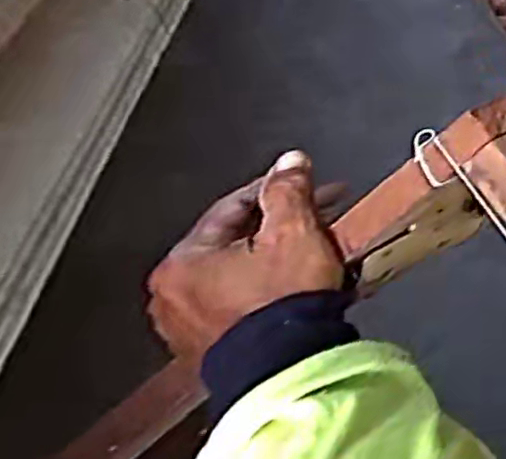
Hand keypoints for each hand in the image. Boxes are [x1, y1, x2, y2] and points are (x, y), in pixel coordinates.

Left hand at [146, 151, 347, 357]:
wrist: (284, 355)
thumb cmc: (285, 293)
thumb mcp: (295, 228)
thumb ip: (289, 189)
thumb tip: (289, 161)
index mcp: (183, 261)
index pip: (234, 206)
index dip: (279, 188)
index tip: (312, 183)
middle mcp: (172, 291)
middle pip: (235, 237)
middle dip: (284, 220)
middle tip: (323, 211)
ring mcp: (186, 319)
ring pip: (238, 266)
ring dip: (276, 249)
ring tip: (317, 243)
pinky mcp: (209, 337)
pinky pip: (239, 293)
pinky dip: (267, 277)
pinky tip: (296, 276)